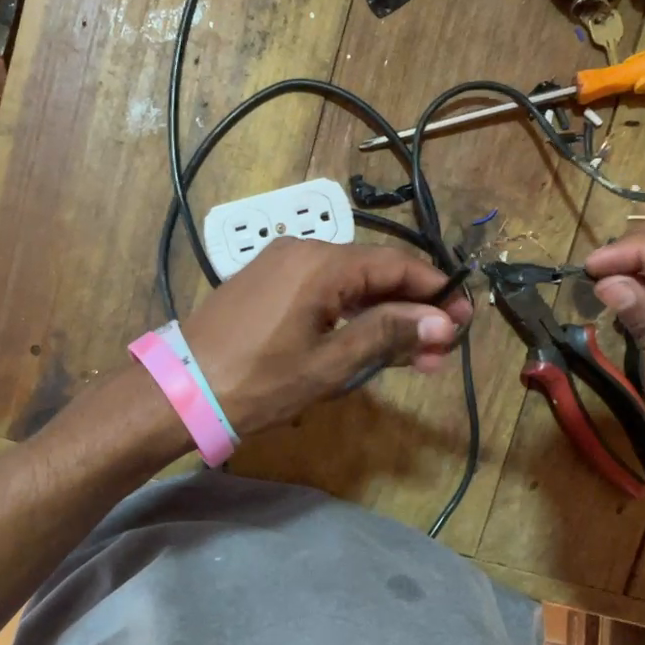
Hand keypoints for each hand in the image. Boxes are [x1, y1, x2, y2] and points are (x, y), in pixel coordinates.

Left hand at [183, 239, 473, 434]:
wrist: (179, 392)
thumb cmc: (256, 383)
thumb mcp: (328, 364)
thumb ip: (387, 335)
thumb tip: (444, 322)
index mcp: (320, 263)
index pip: (396, 266)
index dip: (436, 292)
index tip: (465, 320)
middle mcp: (302, 251)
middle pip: (374, 273)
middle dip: (412, 310)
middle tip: (441, 352)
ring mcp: (279, 266)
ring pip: (349, 285)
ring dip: (383, 317)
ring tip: (414, 357)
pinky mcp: (265, 285)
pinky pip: (322, 292)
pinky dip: (350, 316)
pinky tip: (369, 342)